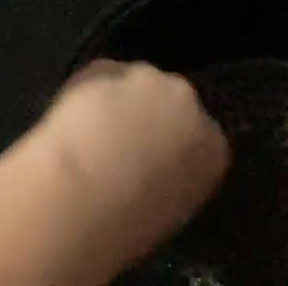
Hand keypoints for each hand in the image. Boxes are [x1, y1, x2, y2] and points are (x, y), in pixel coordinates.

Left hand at [18, 60, 230, 275]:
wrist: (88, 193)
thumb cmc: (132, 221)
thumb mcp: (172, 207)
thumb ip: (175, 176)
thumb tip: (155, 170)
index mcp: (213, 147)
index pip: (200, 137)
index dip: (172, 144)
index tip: (153, 158)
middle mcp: (188, 102)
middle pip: (170, 100)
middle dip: (149, 114)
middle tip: (121, 142)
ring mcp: (148, 77)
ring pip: (133, 82)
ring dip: (119, 99)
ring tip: (94, 131)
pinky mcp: (108, 65)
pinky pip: (100, 76)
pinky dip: (88, 92)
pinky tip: (74, 119)